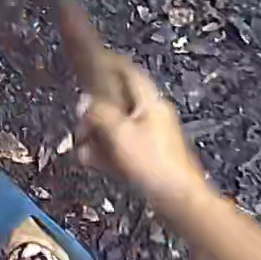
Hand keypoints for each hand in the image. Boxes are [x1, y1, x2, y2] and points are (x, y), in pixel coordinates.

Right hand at [75, 50, 210, 209]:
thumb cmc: (152, 163)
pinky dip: (104, 151)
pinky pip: (119, 146)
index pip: (127, 71)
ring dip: (96, 134)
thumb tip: (85, 102)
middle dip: (94, 110)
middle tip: (81, 122)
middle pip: (116, 100)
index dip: (107, 62)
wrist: (179, 201)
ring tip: (83, 146)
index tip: (88, 58)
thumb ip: (99, 113)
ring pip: (114, 125)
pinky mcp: (146, 156)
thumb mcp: (119, 133)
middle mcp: (150, 114)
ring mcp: (149, 136)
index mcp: (149, 102)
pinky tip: (91, 160)